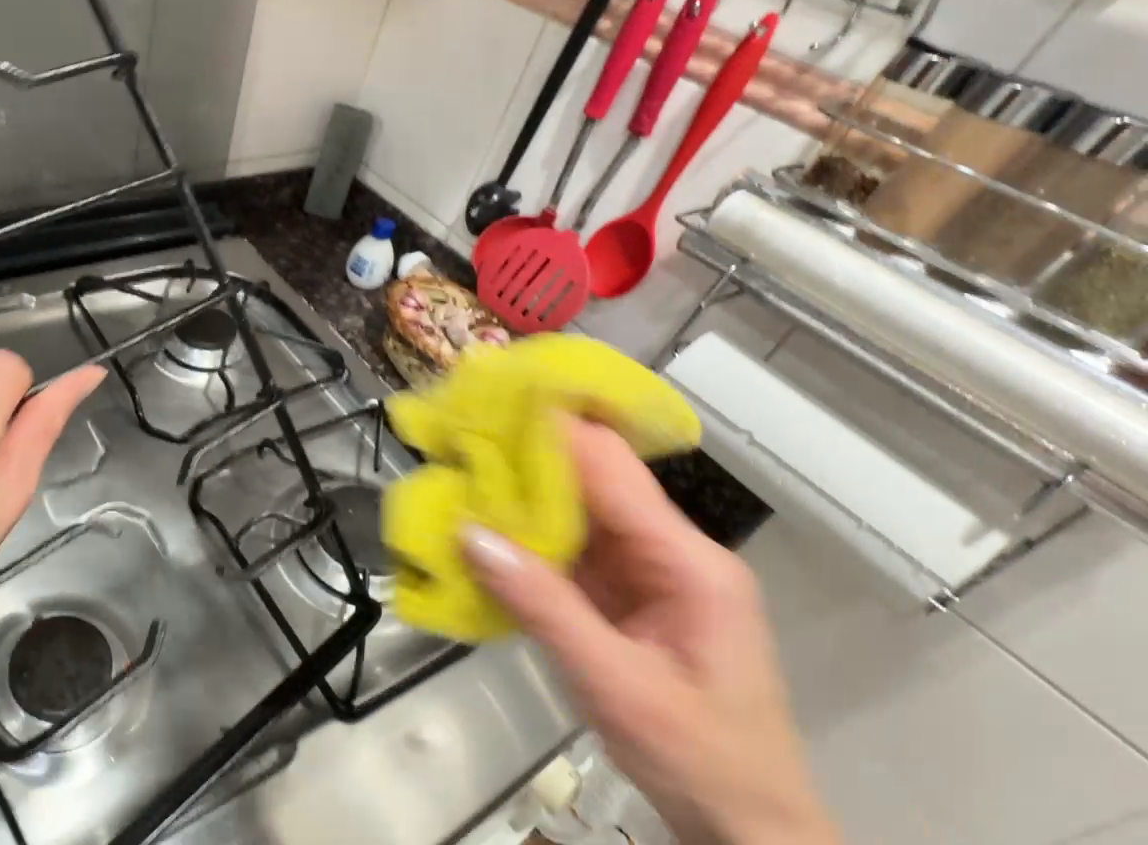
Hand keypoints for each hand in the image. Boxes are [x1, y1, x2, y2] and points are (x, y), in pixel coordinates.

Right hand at [463, 417, 838, 844]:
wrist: (748, 829)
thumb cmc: (697, 757)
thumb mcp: (615, 685)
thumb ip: (543, 606)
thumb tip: (469, 533)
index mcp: (688, 561)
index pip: (610, 469)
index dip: (549, 430)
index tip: (487, 404)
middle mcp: (672, 553)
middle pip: (593, 482)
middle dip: (526, 457)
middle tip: (458, 438)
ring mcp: (652, 574)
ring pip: (579, 514)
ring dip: (521, 498)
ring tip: (457, 476)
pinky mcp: (631, 598)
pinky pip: (575, 552)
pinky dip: (530, 541)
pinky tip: (485, 534)